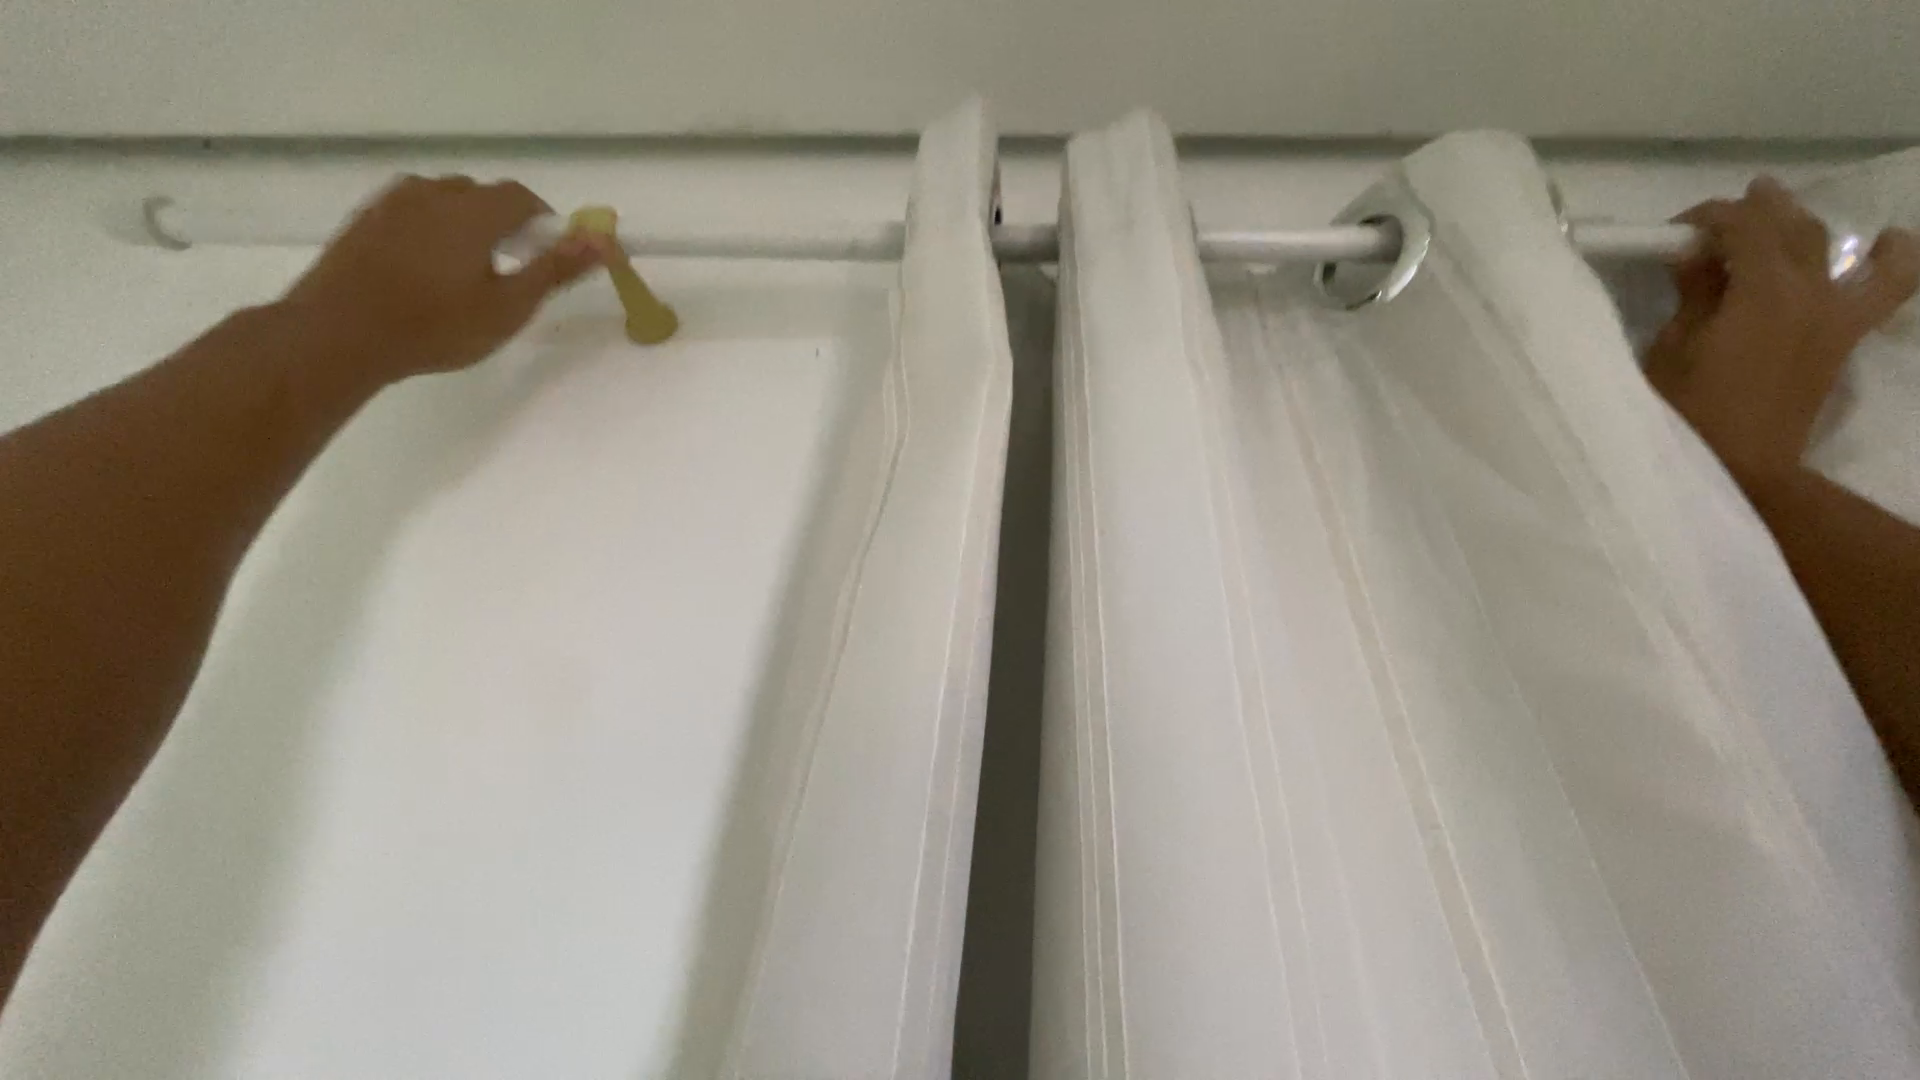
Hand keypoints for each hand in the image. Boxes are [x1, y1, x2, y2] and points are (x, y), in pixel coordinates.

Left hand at [276, 175, 610, 385]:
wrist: (339, 334)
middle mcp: (431, 193)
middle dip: (505, 222)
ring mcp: (391, 203)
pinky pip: (411, 212)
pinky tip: (428, 269)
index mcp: (473, 211)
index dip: (544, 221)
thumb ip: (555, 269)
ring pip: (443, 200)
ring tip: (470, 269)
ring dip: (466, 223)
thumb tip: (602, 239)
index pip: (521, 197)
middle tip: (513, 267)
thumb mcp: (509, 306)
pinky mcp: (363, 220)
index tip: (552, 253)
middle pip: (481, 195)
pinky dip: (432, 230)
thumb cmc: (437, 326)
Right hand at [1646, 177, 1918, 480]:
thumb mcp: (1671, 350)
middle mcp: (1812, 294)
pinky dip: (1886, 259)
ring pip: (1833, 249)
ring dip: (1807, 224)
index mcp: (1763, 294)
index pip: (1745, 230)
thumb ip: (1694, 296)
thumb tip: (1698, 258)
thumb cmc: (1685, 411)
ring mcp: (1835, 315)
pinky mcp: (1841, 338)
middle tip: (1721, 209)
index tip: (1673, 229)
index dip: (1710, 218)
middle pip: (1793, 232)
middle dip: (1756, 212)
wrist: (1739, 466)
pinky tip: (1883, 245)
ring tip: (1786, 211)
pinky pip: (1883, 284)